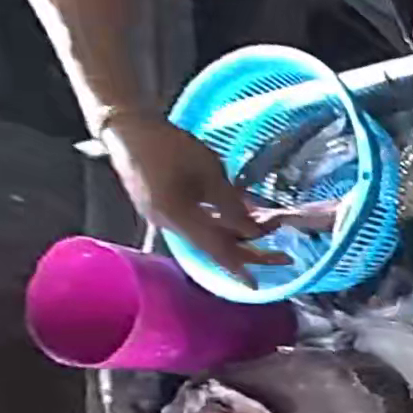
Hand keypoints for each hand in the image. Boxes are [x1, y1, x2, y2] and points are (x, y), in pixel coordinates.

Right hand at [103, 113, 289, 278]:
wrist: (128, 126)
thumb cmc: (169, 146)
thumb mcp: (210, 174)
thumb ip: (232, 206)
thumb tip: (254, 232)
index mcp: (178, 217)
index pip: (216, 250)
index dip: (238, 267)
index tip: (256, 286)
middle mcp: (171, 223)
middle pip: (217, 245)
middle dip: (252, 253)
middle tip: (284, 258)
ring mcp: (166, 216)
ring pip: (212, 234)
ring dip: (242, 235)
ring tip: (272, 230)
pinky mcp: (167, 206)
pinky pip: (202, 223)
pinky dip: (226, 224)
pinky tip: (248, 219)